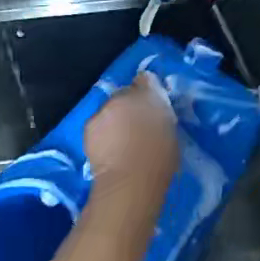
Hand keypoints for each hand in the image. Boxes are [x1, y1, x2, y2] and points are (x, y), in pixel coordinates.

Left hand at [84, 72, 178, 192]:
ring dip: (114, 118)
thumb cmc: (159, 161)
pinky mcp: (88, 125)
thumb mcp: (170, 134)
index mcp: (149, 95)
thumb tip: (154, 114)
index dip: (147, 92)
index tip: (151, 106)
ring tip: (120, 140)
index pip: (146, 80)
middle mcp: (123, 96)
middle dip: (129, 106)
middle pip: (125, 94)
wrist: (129, 180)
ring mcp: (103, 109)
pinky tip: (108, 148)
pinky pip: (98, 124)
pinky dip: (103, 132)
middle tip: (136, 126)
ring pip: (109, 109)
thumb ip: (161, 116)